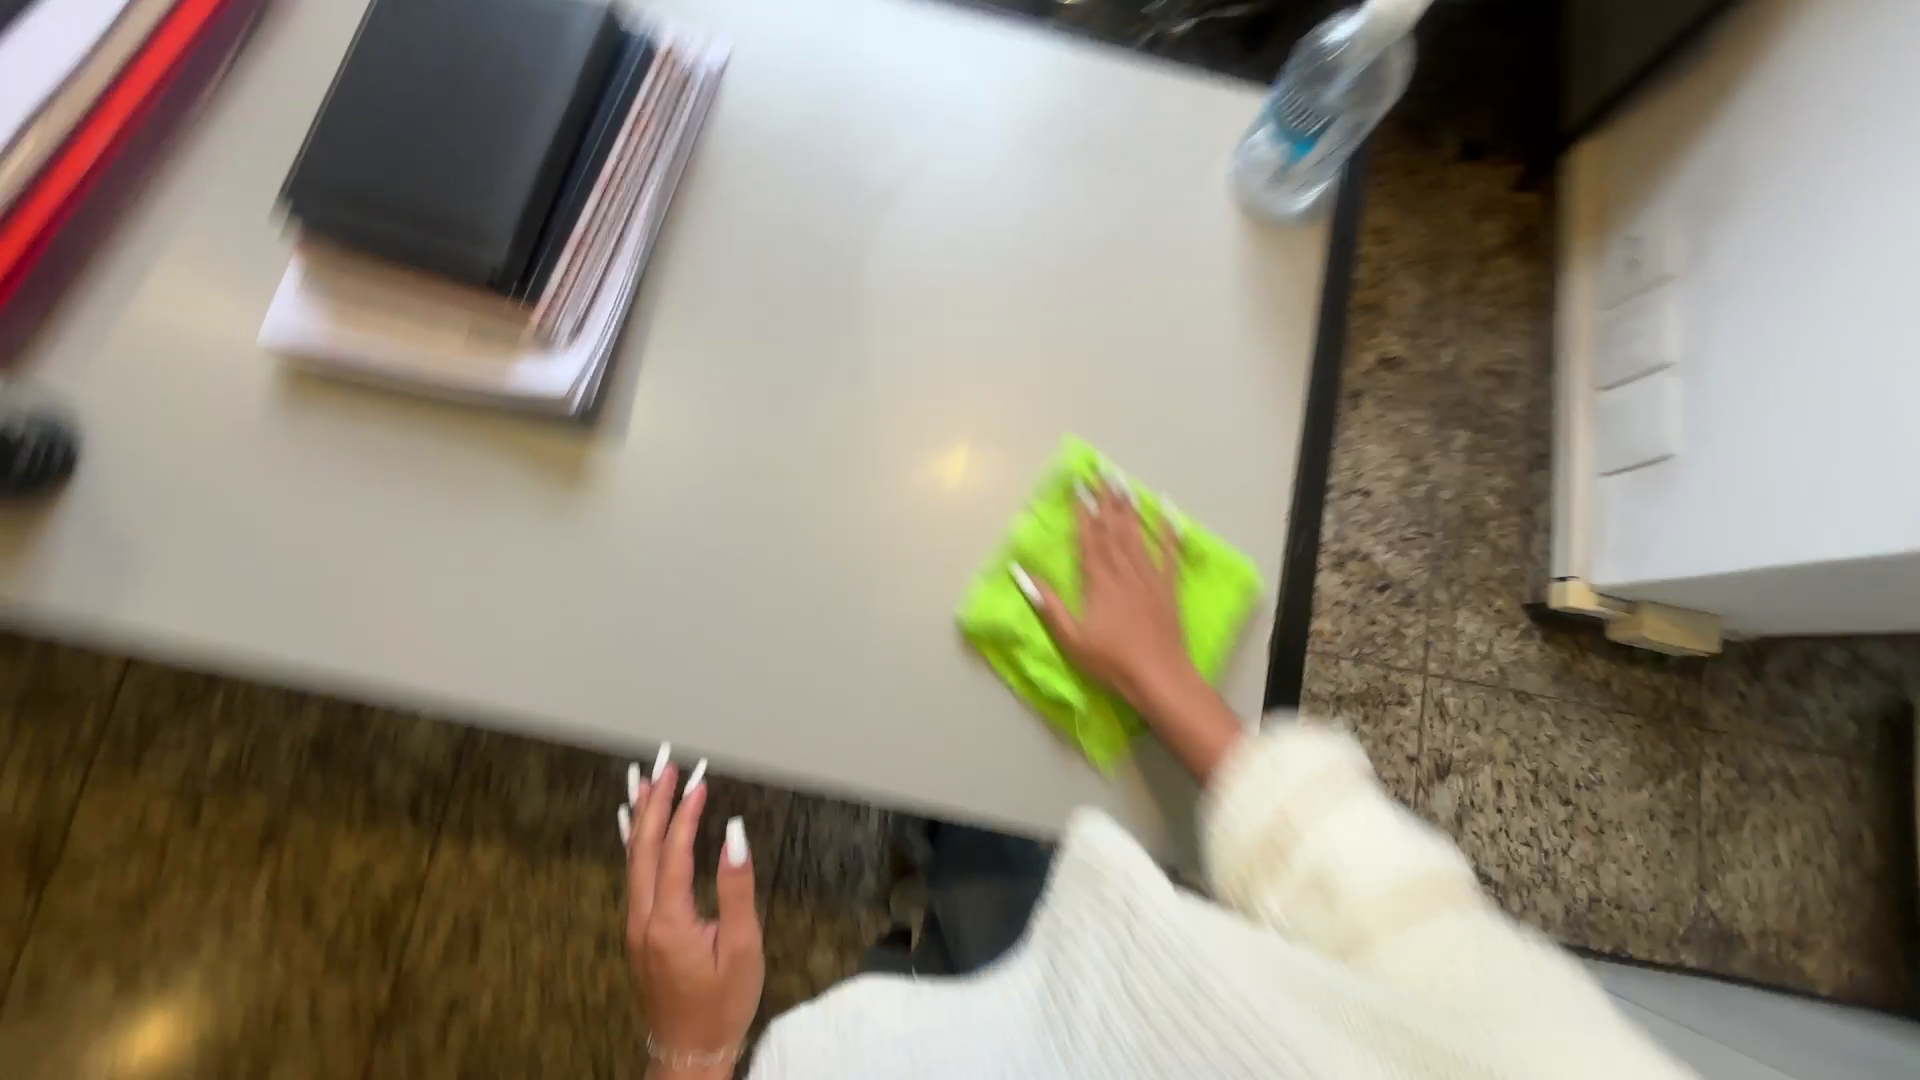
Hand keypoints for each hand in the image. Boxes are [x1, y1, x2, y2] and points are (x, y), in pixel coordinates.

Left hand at [621, 752, 762, 1078]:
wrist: (691, 1052)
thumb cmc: (723, 1002)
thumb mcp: (743, 947)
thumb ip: (736, 887)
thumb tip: (735, 835)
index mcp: (669, 922)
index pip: (673, 853)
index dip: (685, 814)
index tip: (699, 781)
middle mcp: (644, 920)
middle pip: (642, 848)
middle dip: (654, 802)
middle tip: (665, 764)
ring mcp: (637, 926)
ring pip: (632, 859)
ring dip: (640, 816)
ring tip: (644, 780)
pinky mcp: (641, 931)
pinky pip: (633, 874)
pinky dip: (633, 842)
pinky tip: (631, 826)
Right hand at [1018, 475, 1192, 708]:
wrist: (1159, 676)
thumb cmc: (1111, 660)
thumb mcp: (1071, 637)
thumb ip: (1047, 603)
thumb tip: (1020, 572)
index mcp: (1098, 580)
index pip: (1088, 537)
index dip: (1081, 510)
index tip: (1078, 485)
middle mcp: (1123, 569)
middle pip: (1113, 526)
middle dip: (1104, 497)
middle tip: (1100, 469)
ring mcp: (1149, 575)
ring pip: (1137, 532)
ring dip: (1128, 504)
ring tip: (1122, 479)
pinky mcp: (1168, 586)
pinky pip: (1169, 550)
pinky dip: (1167, 528)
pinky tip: (1165, 508)